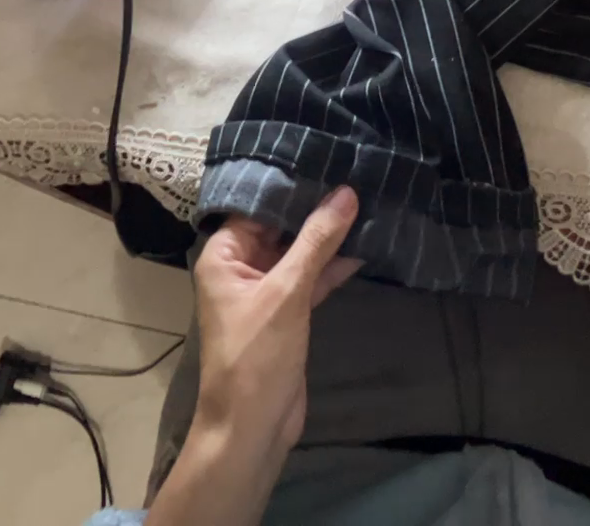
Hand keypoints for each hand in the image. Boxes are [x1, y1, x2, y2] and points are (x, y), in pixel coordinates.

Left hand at [192, 186, 364, 455]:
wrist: (252, 430)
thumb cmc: (256, 355)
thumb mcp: (287, 292)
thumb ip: (317, 241)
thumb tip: (345, 192)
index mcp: (223, 254)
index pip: (257, 206)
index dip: (290, 185)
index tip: (325, 160)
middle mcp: (239, 266)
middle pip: (279, 227)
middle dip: (314, 209)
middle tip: (352, 176)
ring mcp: (264, 290)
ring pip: (298, 253)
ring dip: (327, 239)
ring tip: (366, 205)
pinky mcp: (285, 313)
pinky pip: (309, 279)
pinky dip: (331, 267)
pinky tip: (363, 249)